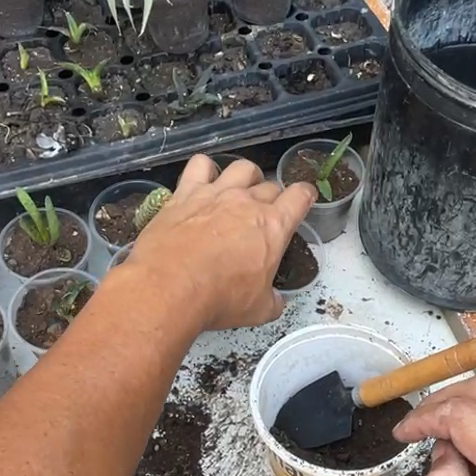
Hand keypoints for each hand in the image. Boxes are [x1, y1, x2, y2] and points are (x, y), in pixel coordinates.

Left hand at [123, 155, 314, 331]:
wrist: (170, 287)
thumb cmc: (219, 298)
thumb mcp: (258, 310)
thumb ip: (273, 301)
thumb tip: (276, 301)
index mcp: (273, 226)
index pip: (300, 197)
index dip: (305, 196)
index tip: (303, 200)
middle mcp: (247, 202)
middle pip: (270, 185)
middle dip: (273, 197)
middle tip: (265, 214)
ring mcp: (215, 194)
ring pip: (242, 168)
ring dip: (247, 176)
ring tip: (241, 190)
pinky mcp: (185, 193)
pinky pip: (200, 165)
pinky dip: (206, 169)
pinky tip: (204, 181)